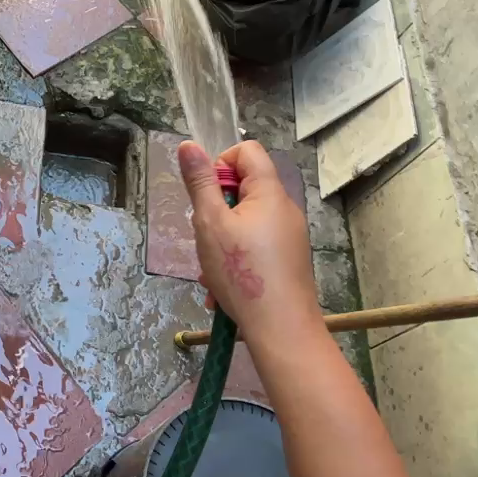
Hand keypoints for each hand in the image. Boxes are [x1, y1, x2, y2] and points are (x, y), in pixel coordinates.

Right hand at [178, 140, 322, 340]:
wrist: (282, 331)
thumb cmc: (242, 271)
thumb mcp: (210, 222)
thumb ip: (200, 182)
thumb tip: (189, 145)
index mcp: (269, 192)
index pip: (247, 151)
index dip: (221, 163)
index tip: (207, 194)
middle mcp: (285, 209)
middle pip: (244, 188)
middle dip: (216, 209)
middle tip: (206, 235)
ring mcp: (289, 237)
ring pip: (246, 221)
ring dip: (222, 239)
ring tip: (211, 270)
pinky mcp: (288, 261)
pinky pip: (256, 246)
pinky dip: (237, 258)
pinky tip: (222, 288)